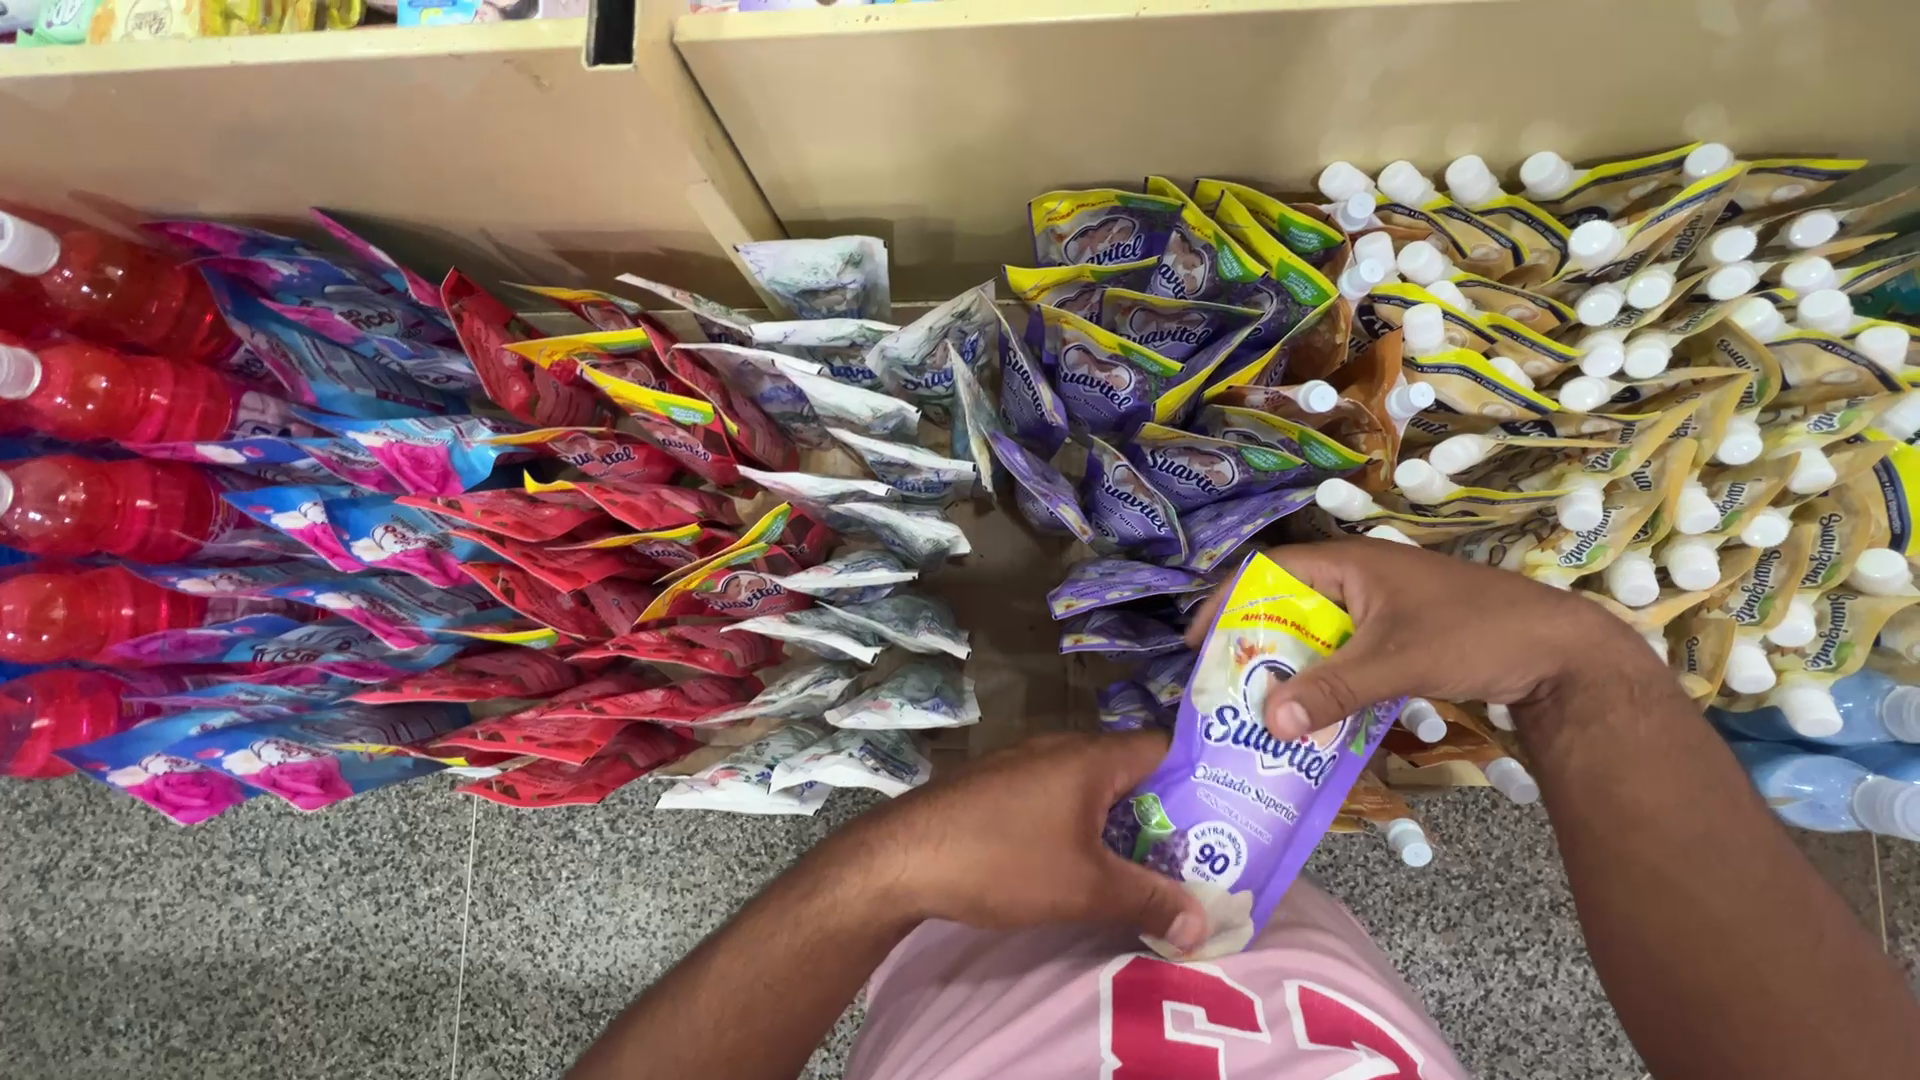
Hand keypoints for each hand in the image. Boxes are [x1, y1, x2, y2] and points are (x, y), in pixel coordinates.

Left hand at [827, 731, 1207, 952]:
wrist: (905, 855)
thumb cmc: (1005, 860)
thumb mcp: (1086, 888)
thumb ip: (1149, 900)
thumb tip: (1204, 922)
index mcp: (1092, 757)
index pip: (1163, 749)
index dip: (1199, 778)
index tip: (1227, 816)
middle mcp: (1061, 747)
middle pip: (1129, 770)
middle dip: (1162, 812)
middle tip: (1194, 856)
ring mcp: (1026, 763)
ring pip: (1091, 786)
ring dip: (1119, 822)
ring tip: (1146, 866)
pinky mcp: (1000, 785)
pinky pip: (1058, 796)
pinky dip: (1080, 823)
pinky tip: (1082, 861)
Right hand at [1186, 539, 1663, 739]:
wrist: (1568, 653)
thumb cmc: (1476, 634)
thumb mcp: (1396, 662)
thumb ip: (1331, 691)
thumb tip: (1268, 722)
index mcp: (1351, 563)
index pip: (1268, 570)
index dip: (1228, 601)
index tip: (1201, 641)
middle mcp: (1359, 578)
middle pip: (1287, 604)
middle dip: (1255, 642)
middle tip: (1228, 681)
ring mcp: (1381, 607)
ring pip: (1316, 632)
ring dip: (1291, 664)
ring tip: (1261, 701)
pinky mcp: (1399, 633)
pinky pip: (1344, 651)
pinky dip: (1324, 677)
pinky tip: (1314, 710)